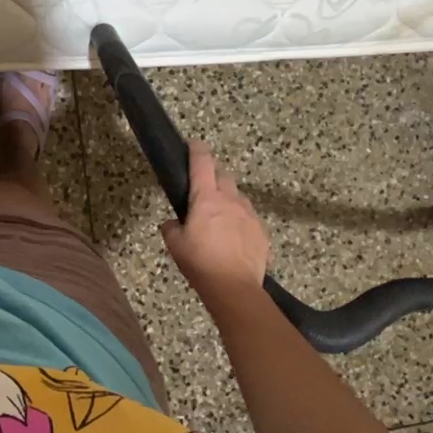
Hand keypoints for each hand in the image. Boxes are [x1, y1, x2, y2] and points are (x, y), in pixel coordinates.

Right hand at [159, 141, 269, 307]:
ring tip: (220, 214)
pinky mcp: (262, 232)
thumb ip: (171, 227)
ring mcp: (249, 215)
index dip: (197, 149)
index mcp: (206, 198)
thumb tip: (173, 224)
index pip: (202, 162)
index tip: (194, 143)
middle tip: (204, 186)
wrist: (234, 288)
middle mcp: (230, 200)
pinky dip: (241, 219)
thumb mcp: (174, 244)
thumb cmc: (200, 262)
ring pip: (239, 196)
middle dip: (214, 175)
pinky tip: (234, 235)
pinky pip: (250, 217)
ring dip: (229, 198)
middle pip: (224, 175)